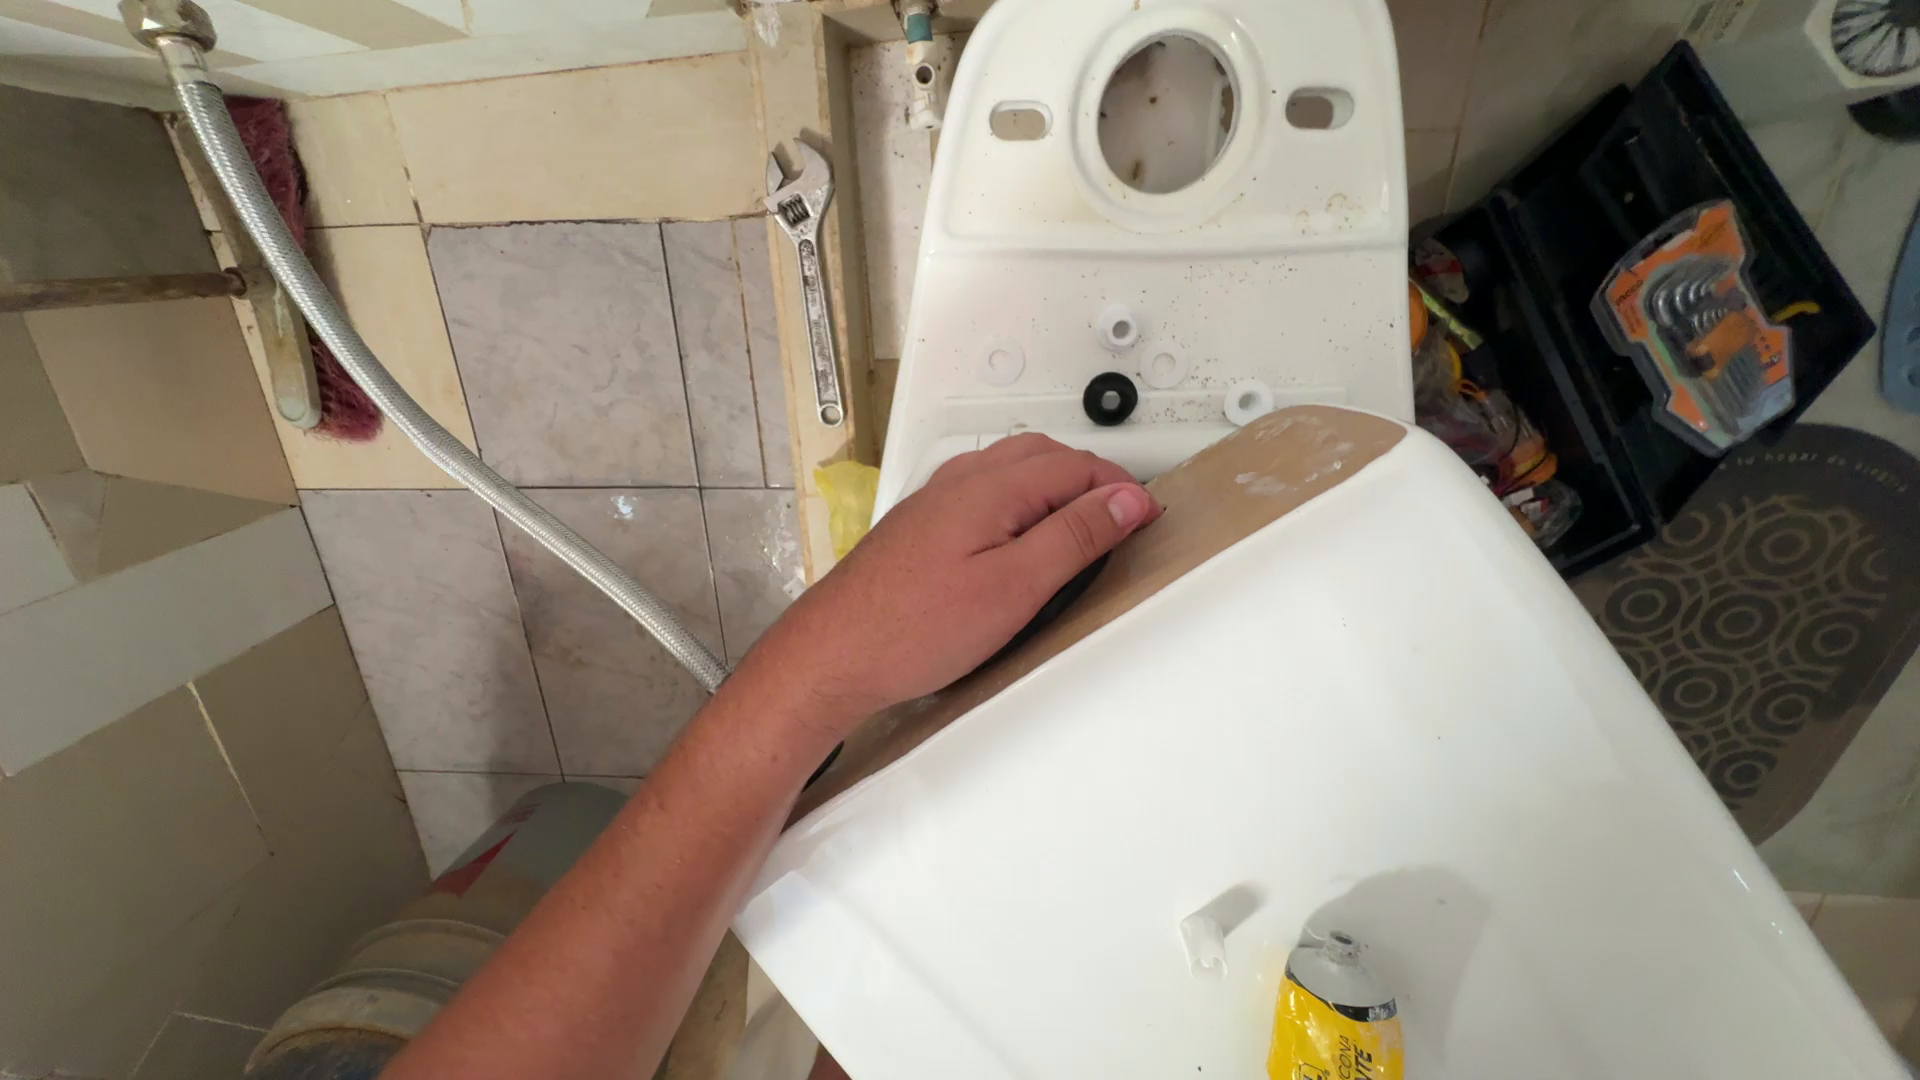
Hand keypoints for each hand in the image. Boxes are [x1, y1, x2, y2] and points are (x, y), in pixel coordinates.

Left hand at [738, 435, 1161, 733]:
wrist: (832, 655)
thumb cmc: (911, 629)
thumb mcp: (1014, 588)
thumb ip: (1073, 537)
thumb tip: (1123, 501)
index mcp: (989, 488)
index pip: (1075, 466)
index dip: (1119, 488)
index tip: (1147, 516)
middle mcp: (958, 482)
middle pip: (1042, 456)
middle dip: (1090, 478)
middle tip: (1121, 515)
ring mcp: (935, 502)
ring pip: (1009, 469)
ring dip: (1053, 484)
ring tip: (1080, 522)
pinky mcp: (921, 526)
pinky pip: (982, 492)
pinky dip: (1018, 500)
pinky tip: (1018, 534)